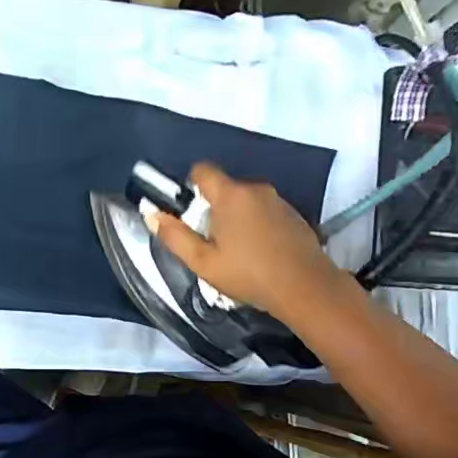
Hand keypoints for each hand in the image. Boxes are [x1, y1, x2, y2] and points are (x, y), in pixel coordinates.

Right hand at [149, 162, 353, 319]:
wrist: (305, 287)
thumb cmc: (249, 275)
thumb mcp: (203, 262)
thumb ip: (175, 236)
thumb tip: (152, 214)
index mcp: (230, 195)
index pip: (203, 170)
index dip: (190, 185)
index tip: (188, 212)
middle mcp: (255, 189)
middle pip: (224, 188)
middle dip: (213, 208)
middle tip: (210, 242)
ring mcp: (278, 200)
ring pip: (245, 201)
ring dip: (236, 218)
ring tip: (236, 252)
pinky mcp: (294, 214)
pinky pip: (265, 211)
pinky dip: (256, 225)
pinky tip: (259, 253)